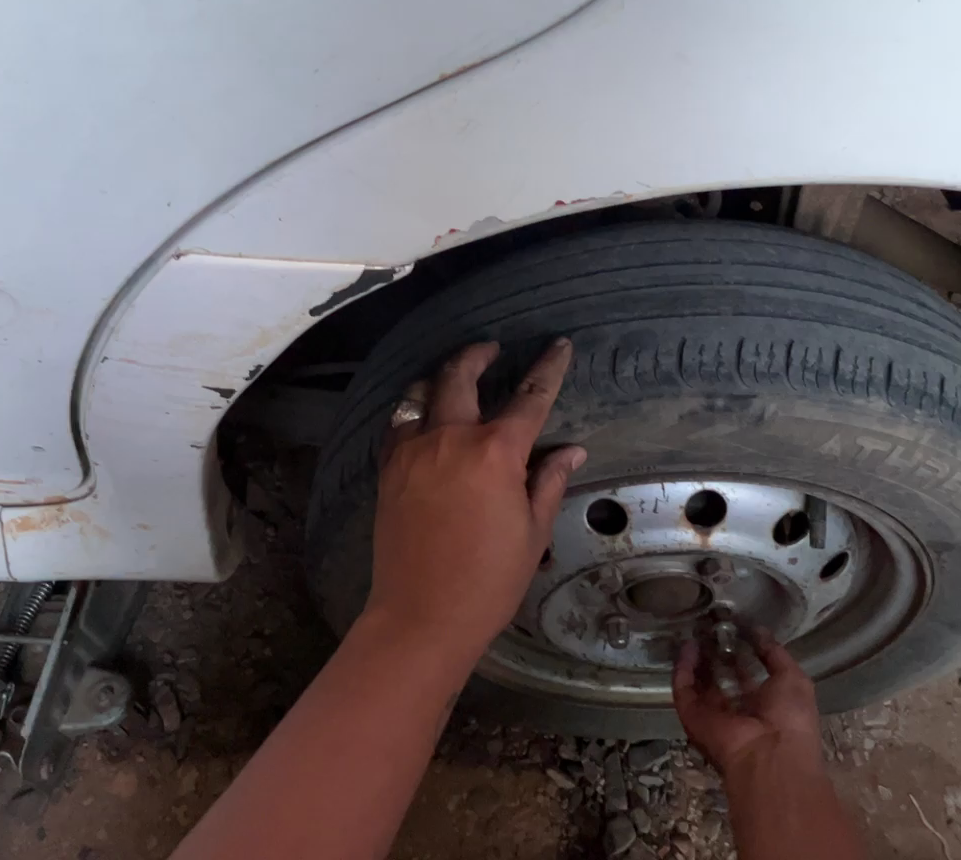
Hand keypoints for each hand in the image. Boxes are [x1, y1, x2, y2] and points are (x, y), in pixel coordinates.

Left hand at [363, 338, 585, 665]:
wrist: (422, 616)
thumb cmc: (489, 580)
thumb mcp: (533, 532)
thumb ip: (548, 481)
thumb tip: (571, 450)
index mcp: (496, 452)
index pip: (531, 396)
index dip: (549, 367)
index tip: (560, 345)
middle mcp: (451, 438)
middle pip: (461, 375)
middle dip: (478, 354)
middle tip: (491, 348)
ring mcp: (413, 451)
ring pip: (421, 393)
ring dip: (441, 377)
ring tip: (454, 376)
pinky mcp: (389, 469)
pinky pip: (399, 425)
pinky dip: (414, 411)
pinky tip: (422, 418)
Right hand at [673, 630, 824, 782]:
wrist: (769, 758)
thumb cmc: (789, 719)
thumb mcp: (793, 679)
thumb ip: (774, 652)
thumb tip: (757, 629)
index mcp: (762, 705)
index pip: (745, 675)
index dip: (739, 651)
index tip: (732, 627)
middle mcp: (735, 710)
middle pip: (718, 677)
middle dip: (714, 652)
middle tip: (710, 625)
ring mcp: (711, 714)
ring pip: (698, 681)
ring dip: (696, 657)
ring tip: (697, 629)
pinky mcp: (691, 715)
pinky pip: (683, 688)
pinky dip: (683, 667)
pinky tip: (689, 645)